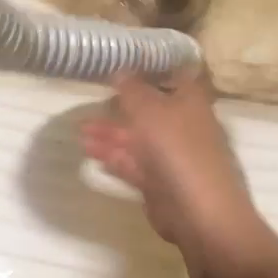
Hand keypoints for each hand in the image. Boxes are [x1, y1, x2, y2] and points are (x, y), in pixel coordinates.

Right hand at [80, 72, 277, 275]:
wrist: (198, 211)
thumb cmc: (177, 150)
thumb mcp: (150, 110)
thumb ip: (132, 90)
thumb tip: (120, 70)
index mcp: (190, 102)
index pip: (171, 77)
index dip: (148, 70)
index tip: (120, 66)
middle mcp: (182, 126)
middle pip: (149, 111)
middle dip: (119, 107)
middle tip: (89, 103)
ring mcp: (171, 156)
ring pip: (137, 139)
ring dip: (110, 134)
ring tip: (79, 130)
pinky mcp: (159, 183)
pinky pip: (133, 164)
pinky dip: (113, 157)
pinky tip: (90, 152)